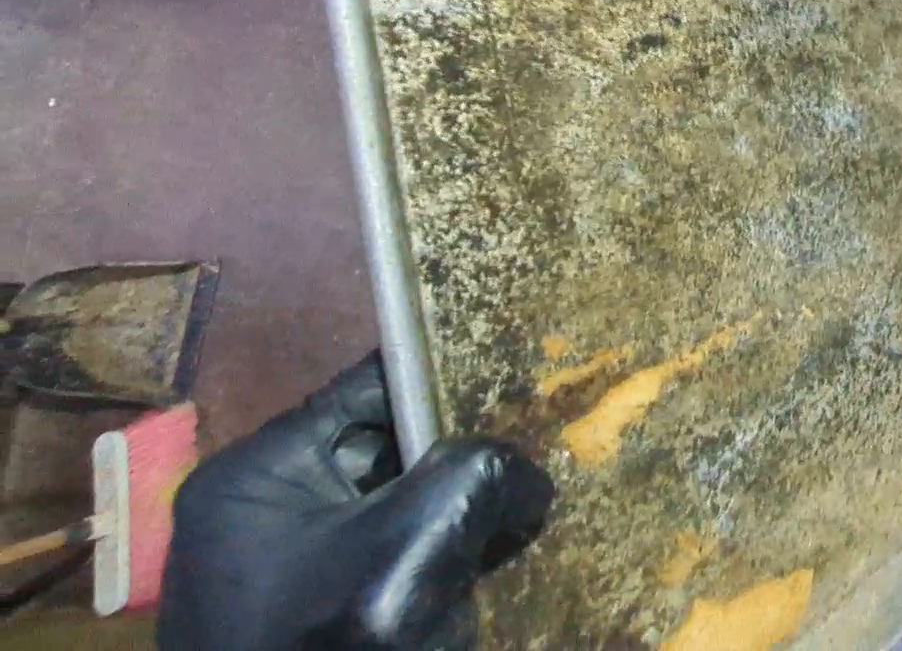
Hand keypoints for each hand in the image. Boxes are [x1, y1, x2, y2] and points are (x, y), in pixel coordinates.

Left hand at [159, 354, 554, 650]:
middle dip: (471, 440)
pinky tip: (507, 540)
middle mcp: (275, 503)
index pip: (378, 383)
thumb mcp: (417, 539)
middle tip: (544, 433)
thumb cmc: (329, 645)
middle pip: (398, 438)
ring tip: (535, 487)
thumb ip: (485, 473)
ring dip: (471, 495)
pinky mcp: (332, 599)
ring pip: (412, 492)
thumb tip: (528, 482)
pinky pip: (409, 542)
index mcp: (265, 472)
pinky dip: (457, 539)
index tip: (527, 370)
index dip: (454, 372)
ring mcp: (301, 557)